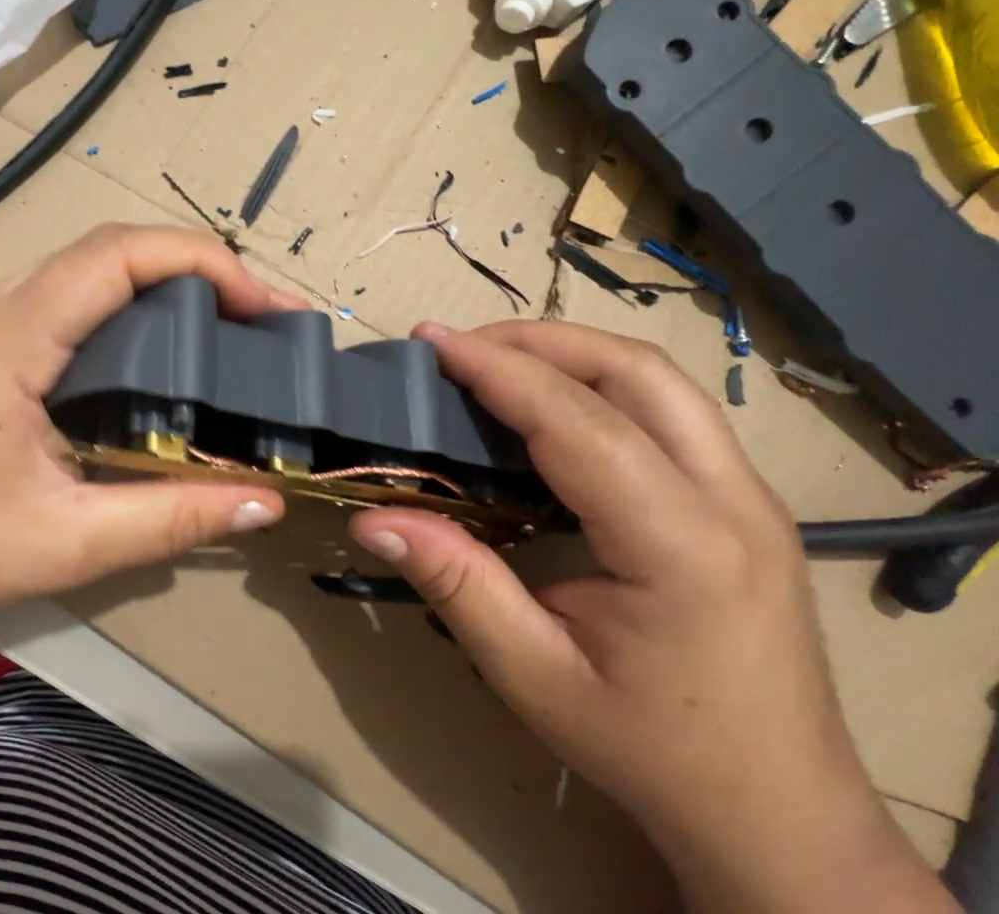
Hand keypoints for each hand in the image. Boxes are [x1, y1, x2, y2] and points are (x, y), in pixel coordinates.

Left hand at [0, 224, 298, 625]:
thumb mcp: (70, 543)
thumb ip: (171, 519)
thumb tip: (264, 500)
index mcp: (6, 344)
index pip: (111, 257)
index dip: (197, 260)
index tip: (260, 305)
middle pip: (103, 250)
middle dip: (191, 267)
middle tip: (256, 321)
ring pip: (83, 267)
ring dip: (157, 281)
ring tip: (221, 328)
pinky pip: (62, 294)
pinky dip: (122, 303)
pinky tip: (156, 348)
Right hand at [348, 321, 952, 912]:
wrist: (772, 805)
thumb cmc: (646, 745)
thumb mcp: (532, 673)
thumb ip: (456, 583)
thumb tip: (373, 517)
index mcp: (680, 543)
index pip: (580, 422)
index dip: (499, 370)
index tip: (430, 342)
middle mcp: (733, 501)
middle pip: (640, 373)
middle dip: (542, 341)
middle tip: (457, 347)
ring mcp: (753, 499)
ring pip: (664, 384)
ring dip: (574, 356)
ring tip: (493, 364)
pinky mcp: (746, 507)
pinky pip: (673, 415)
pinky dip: (603, 388)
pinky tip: (550, 412)